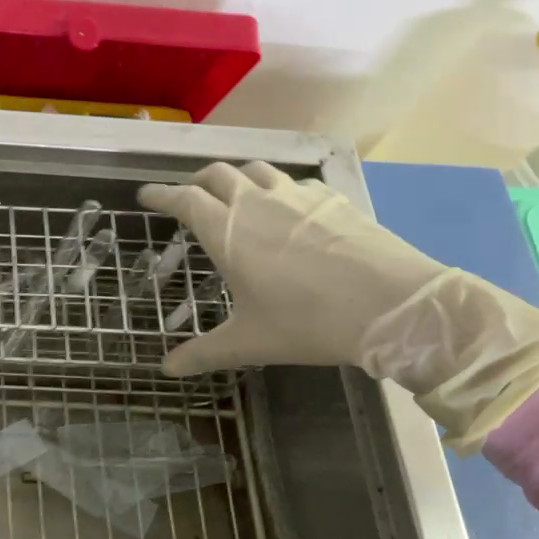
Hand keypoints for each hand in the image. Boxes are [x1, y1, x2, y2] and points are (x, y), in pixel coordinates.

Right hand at [138, 162, 538, 450]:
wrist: (393, 304)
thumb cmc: (307, 322)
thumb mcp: (248, 342)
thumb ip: (202, 353)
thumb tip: (167, 368)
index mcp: (227, 231)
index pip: (183, 200)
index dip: (160, 196)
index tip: (145, 196)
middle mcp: (258, 203)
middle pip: (217, 175)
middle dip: (195, 182)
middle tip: (186, 197)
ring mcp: (298, 196)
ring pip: (256, 170)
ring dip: (235, 177)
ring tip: (232, 195)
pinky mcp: (332, 200)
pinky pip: (293, 182)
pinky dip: (275, 187)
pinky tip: (283, 208)